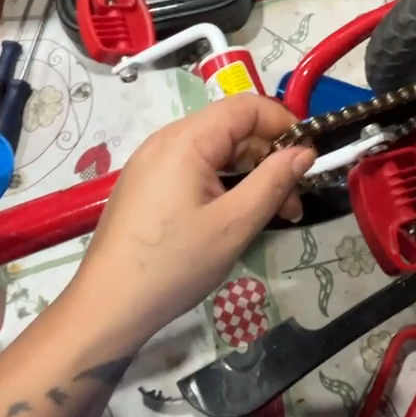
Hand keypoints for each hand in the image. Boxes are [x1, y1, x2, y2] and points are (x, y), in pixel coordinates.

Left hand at [64, 93, 314, 347]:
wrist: (106, 309)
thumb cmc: (173, 265)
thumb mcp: (234, 225)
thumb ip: (273, 182)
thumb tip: (305, 151)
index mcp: (186, 140)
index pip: (246, 107)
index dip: (283, 123)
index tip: (309, 156)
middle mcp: (167, 140)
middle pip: (232, 128)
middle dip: (270, 156)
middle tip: (295, 201)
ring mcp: (153, 162)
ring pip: (216, 150)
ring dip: (250, 174)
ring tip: (275, 214)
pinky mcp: (147, 184)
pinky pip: (196, 168)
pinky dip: (225, 183)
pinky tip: (237, 215)